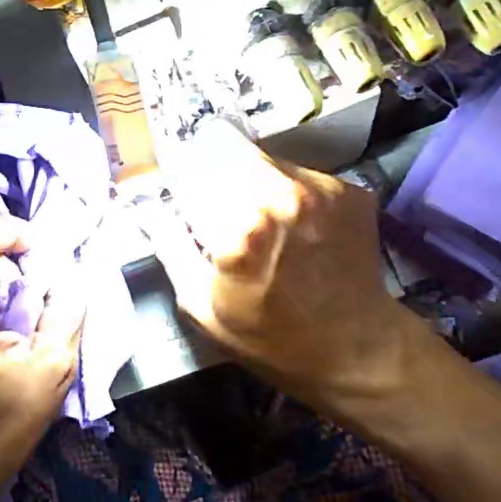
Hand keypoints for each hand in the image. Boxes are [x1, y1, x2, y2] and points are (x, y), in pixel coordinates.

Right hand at [146, 121, 429, 416]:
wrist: (355, 349)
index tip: (178, 185)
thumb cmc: (269, 338)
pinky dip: (287, 190)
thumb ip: (170, 246)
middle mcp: (281, 197)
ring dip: (251, 177)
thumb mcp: (201, 306)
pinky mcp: (349, 189)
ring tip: (256, 214)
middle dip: (213, 170)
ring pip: (266, 158)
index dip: (179, 177)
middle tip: (216, 199)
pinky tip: (292, 223)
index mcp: (239, 231)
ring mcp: (321, 190)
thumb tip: (145, 205)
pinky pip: (300, 173)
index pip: (191, 173)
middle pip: (228, 152)